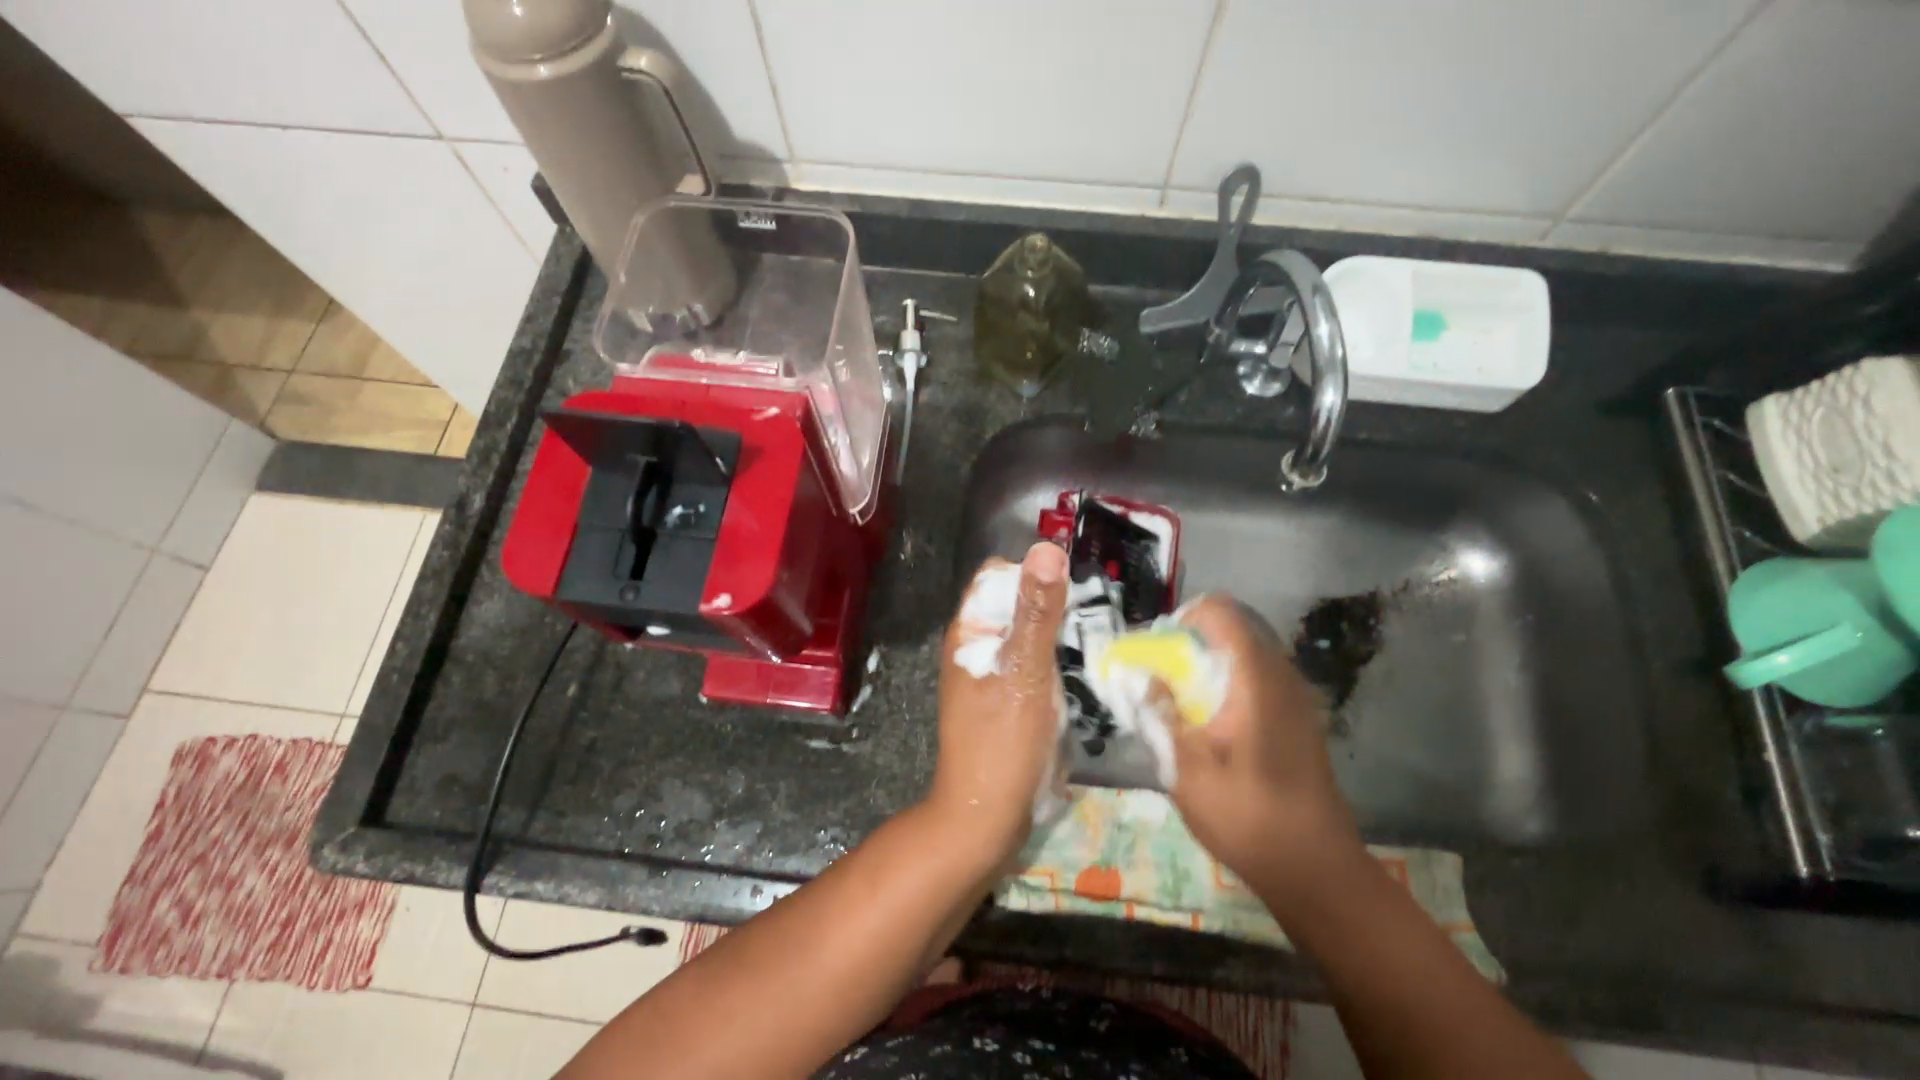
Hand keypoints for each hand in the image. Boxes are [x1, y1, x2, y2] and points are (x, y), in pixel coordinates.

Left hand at [928, 542, 1068, 867]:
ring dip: (1059, 638)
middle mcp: (975, 649)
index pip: (996, 577)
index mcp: (969, 633)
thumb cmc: (1004, 741)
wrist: (987, 816)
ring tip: (1095, 646)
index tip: (1072, 590)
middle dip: (1052, 606)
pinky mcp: (1007, 704)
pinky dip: (1056, 665)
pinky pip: (1034, 668)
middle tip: (1093, 621)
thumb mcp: (1026, 670)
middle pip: (1016, 606)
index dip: (1032, 574)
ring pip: (1028, 638)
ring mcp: (990, 678)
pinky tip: (1082, 677)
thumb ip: (1037, 611)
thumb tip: (1046, 548)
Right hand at [1161, 595, 1364, 902]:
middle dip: (1191, 647)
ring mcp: (1297, 699)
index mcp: (1254, 678)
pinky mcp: (1300, 722)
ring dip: (1209, 670)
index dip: (1183, 619)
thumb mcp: (1186, 768)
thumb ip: (1161, 713)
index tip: (1157, 652)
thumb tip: (1143, 675)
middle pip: (1233, 632)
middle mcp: (1281, 677)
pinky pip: (1259, 683)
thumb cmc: (1246, 815)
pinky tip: (1212, 731)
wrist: (1314, 867)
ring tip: (1181, 707)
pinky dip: (1229, 689)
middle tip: (1161, 682)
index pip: (1221, 612)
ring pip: (1246, 658)